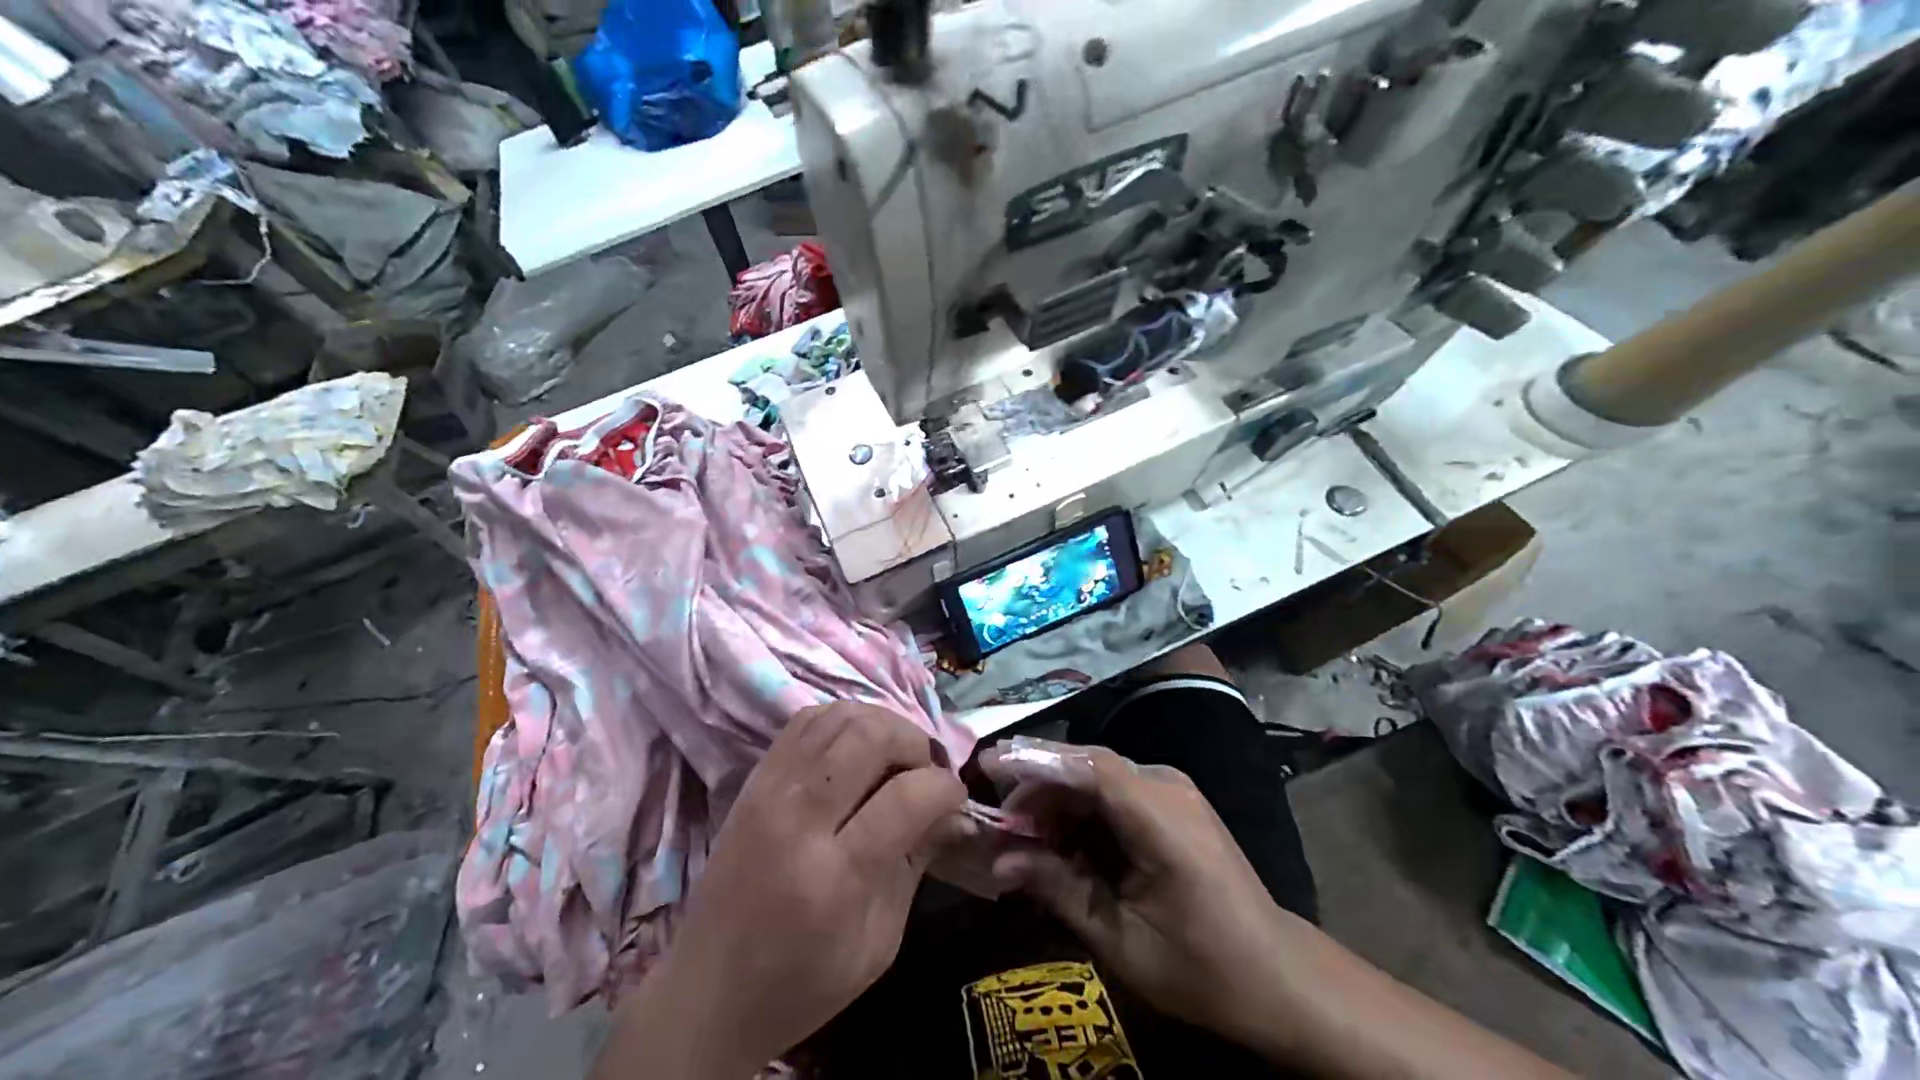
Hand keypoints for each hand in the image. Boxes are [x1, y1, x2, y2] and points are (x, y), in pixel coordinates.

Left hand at [596, 703, 965, 1078]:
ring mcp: (770, 789)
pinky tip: (857, 752)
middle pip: (870, 735)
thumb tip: (955, 813)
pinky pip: (807, 720)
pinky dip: (844, 722)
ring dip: (882, 726)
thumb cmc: (802, 982)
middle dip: (915, 743)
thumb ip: (918, 864)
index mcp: (835, 874)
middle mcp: (798, 817)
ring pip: (839, 715)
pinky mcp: (754, 779)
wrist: (708, 990)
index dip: (945, 788)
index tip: (956, 799)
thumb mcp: (879, 942)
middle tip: (926, 772)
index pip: (906, 797)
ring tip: (895, 758)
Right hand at [980, 737, 1290, 1045]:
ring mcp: (1170, 790)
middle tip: (997, 824)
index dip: (1035, 762)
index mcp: (1163, 819)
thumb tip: (1000, 859)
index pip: (1090, 769)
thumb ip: (1059, 888)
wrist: (1275, 975)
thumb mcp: (1121, 940)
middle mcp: (1167, 787)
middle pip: (1087, 766)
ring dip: (1054, 801)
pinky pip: (1111, 792)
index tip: (986, 766)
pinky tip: (1057, 842)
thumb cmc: (1203, 968)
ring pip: (1094, 776)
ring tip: (1021, 840)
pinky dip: (1078, 811)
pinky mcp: (1168, 802)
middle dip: (1036, 789)